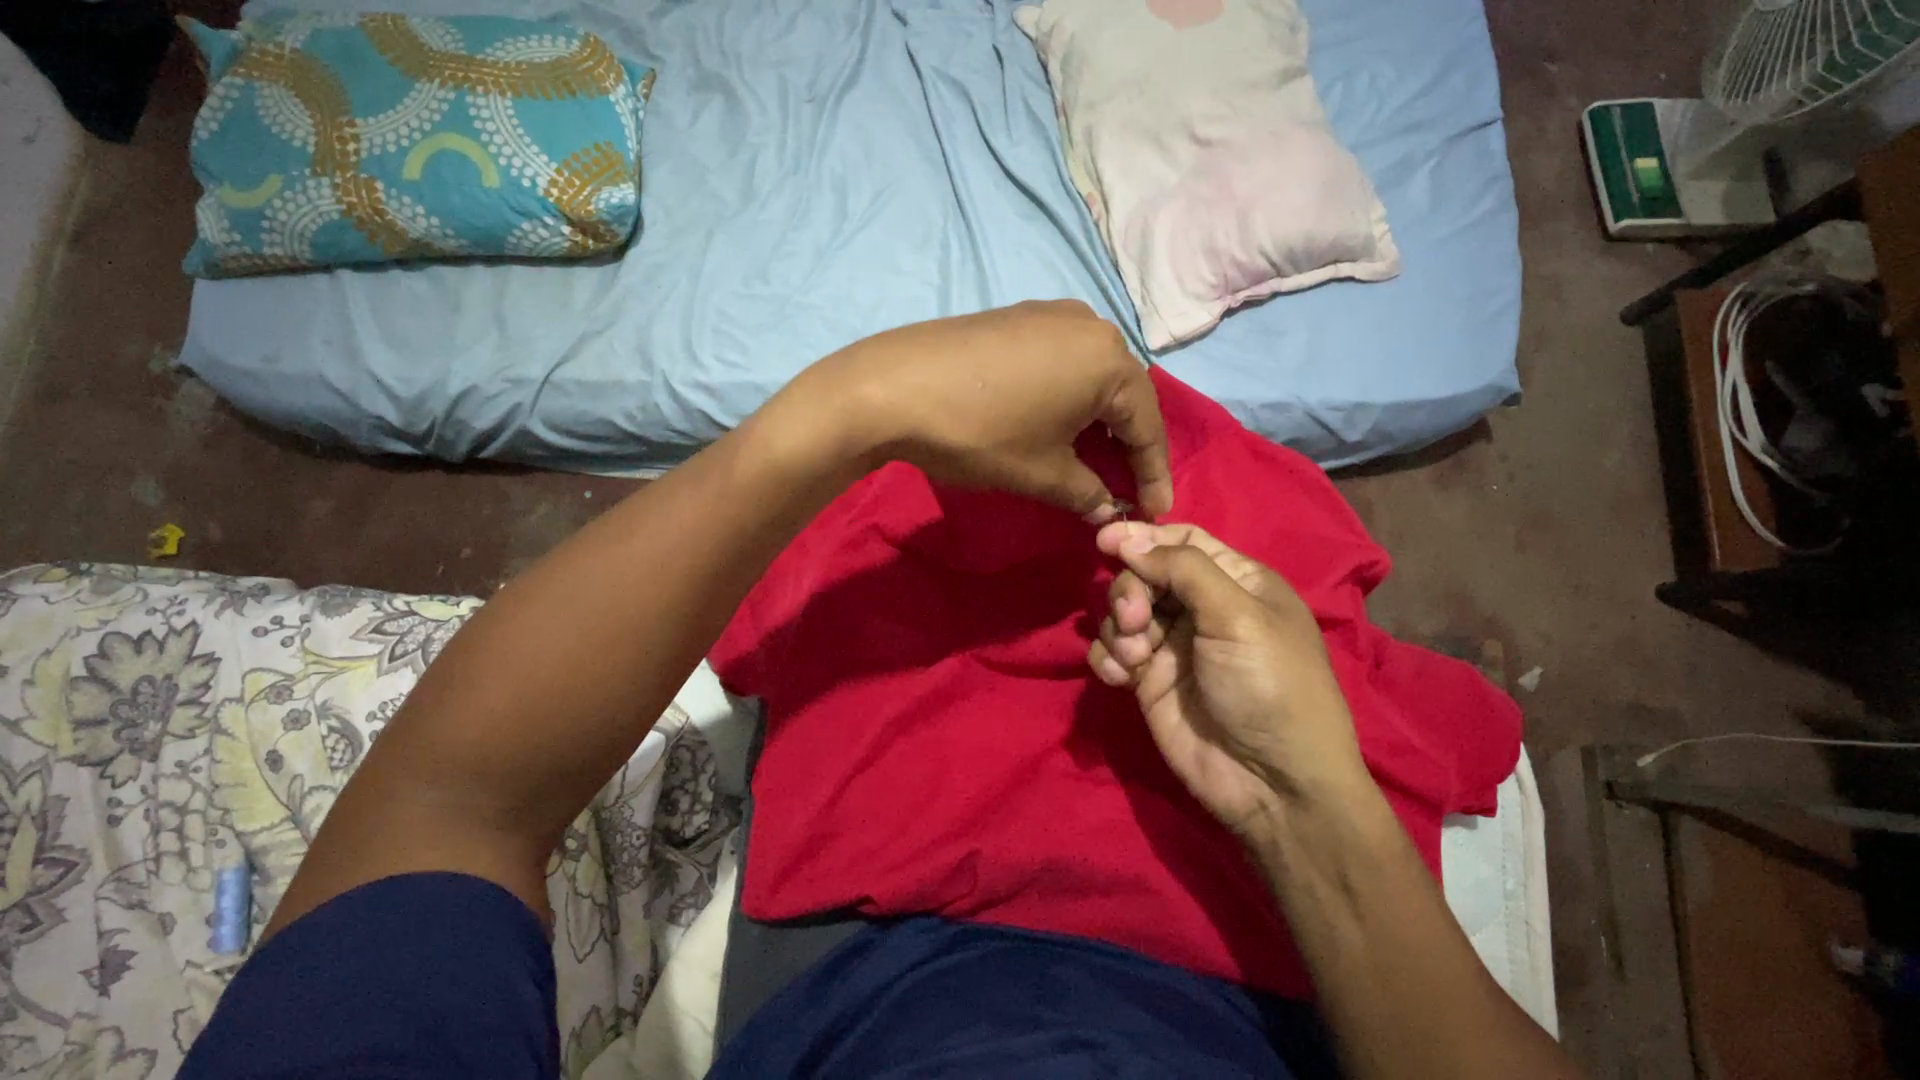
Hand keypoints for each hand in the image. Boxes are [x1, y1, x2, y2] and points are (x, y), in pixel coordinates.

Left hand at [797, 300, 1173, 519]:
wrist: (892, 387)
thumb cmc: (981, 433)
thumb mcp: (1042, 473)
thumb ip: (1088, 494)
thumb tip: (1109, 510)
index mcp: (1110, 360)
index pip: (1147, 426)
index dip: (1154, 474)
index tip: (1157, 512)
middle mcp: (1091, 325)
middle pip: (1125, 395)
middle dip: (1129, 445)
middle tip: (1130, 488)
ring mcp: (1050, 315)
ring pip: (1093, 376)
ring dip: (1100, 420)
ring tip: (1098, 461)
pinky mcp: (1017, 317)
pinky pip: (1064, 362)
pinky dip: (1070, 397)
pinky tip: (1060, 423)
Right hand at [1088, 521, 1371, 838]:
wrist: (1272, 783)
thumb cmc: (1270, 685)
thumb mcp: (1237, 615)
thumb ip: (1182, 568)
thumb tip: (1127, 535)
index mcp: (1238, 582)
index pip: (1184, 540)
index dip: (1143, 536)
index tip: (1104, 540)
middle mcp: (1203, 608)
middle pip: (1145, 573)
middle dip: (1130, 590)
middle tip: (1134, 619)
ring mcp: (1173, 646)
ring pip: (1123, 611)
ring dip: (1118, 626)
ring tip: (1135, 657)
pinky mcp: (1148, 681)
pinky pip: (1111, 652)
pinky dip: (1107, 657)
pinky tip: (1119, 677)